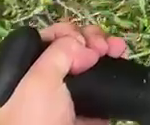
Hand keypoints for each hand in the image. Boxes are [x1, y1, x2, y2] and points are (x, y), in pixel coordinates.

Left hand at [0, 21, 128, 124]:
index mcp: (27, 75)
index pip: (47, 39)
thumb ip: (59, 52)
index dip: (66, 33)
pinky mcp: (93, 101)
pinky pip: (107, 71)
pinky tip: (122, 54)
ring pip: (92, 53)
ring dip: (107, 43)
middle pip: (73, 43)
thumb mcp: (38, 82)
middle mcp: (50, 79)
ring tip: (115, 49)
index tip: (79, 41)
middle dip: (90, 37)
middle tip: (100, 48)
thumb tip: (86, 47)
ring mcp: (73, 91)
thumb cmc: (39, 122)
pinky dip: (116, 58)